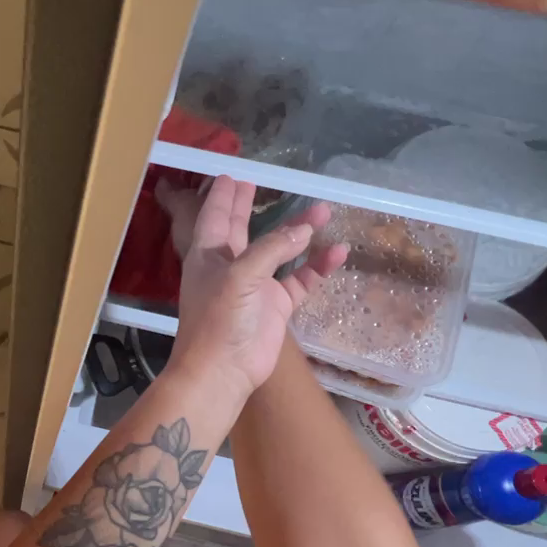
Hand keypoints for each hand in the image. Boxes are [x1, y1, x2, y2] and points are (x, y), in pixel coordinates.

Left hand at [157, 175, 346, 400]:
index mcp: (208, 256)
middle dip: (249, 207)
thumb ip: (271, 249)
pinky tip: (338, 252)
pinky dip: (318, 268)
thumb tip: (305, 230)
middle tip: (257, 183)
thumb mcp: (240, 275)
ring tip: (323, 210)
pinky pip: (301, 281)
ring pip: (279, 253)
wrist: (222, 371)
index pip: (214, 218)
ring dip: (298, 233)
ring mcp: (254, 288)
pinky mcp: (275, 307)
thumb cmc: (218, 320)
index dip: (222, 198)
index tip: (230, 175)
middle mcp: (229, 268)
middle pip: (241, 230)